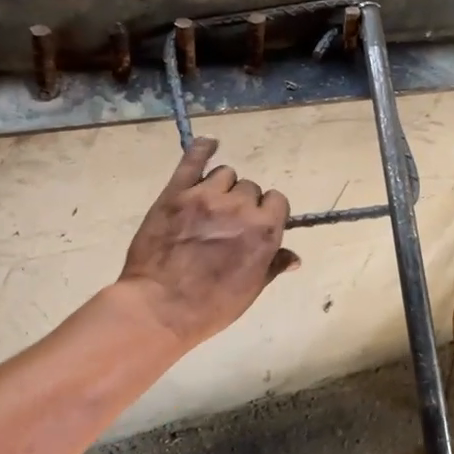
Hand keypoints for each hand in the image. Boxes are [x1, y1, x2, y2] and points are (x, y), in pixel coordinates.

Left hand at [114, 138, 298, 346]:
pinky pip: (193, 160)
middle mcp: (240, 207)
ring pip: (224, 174)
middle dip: (243, 203)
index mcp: (264, 230)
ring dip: (222, 187)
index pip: (277, 201)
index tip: (255, 226)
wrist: (159, 309)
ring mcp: (206, 196)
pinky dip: (202, 149)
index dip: (267, 212)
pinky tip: (209, 145)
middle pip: (250, 188)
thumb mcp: (250, 290)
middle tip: (227, 224)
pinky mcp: (176, 193)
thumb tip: (294, 258)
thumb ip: (272, 266)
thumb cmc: (210, 306)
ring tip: (208, 206)